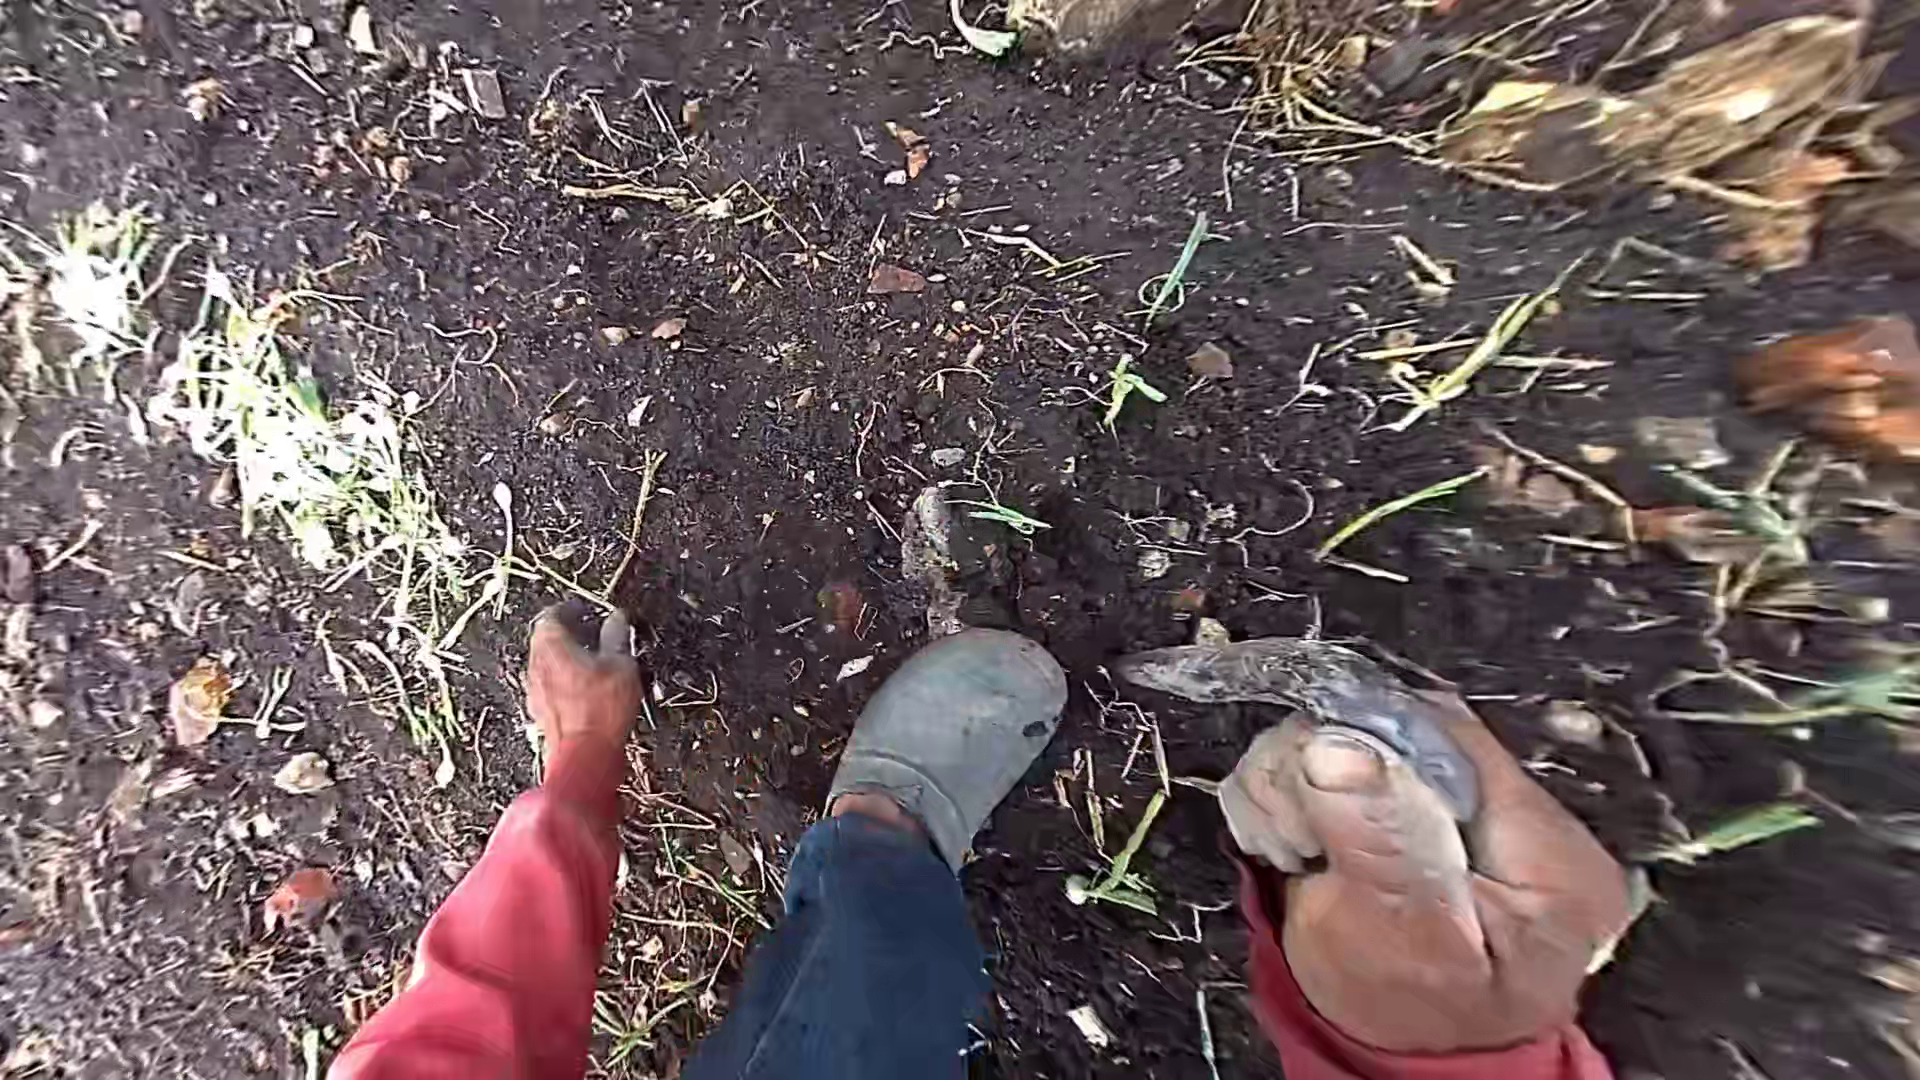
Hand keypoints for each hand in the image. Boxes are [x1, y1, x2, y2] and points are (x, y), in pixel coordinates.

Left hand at [526, 604, 642, 753]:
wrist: (584, 756)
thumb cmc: (603, 708)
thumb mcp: (621, 664)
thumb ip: (617, 636)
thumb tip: (617, 617)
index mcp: (553, 649)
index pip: (550, 618)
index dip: (568, 609)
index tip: (584, 609)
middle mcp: (537, 667)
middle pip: (545, 639)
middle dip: (566, 631)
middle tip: (589, 629)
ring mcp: (535, 690)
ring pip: (546, 661)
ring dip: (565, 653)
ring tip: (591, 655)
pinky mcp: (540, 709)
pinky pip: (549, 681)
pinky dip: (564, 674)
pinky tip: (585, 683)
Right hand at [1222, 694, 1630, 1052]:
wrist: (1376, 1035)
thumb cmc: (1409, 1004)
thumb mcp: (1412, 937)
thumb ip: (1384, 844)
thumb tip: (1338, 746)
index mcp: (1531, 835)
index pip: (1438, 729)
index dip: (1365, 746)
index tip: (1322, 798)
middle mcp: (1473, 797)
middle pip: (1363, 721)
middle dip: (1309, 776)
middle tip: (1309, 843)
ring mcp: (1408, 789)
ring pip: (1310, 732)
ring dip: (1281, 790)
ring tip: (1299, 849)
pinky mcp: (1359, 790)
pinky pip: (1284, 754)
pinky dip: (1267, 797)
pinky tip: (1289, 842)